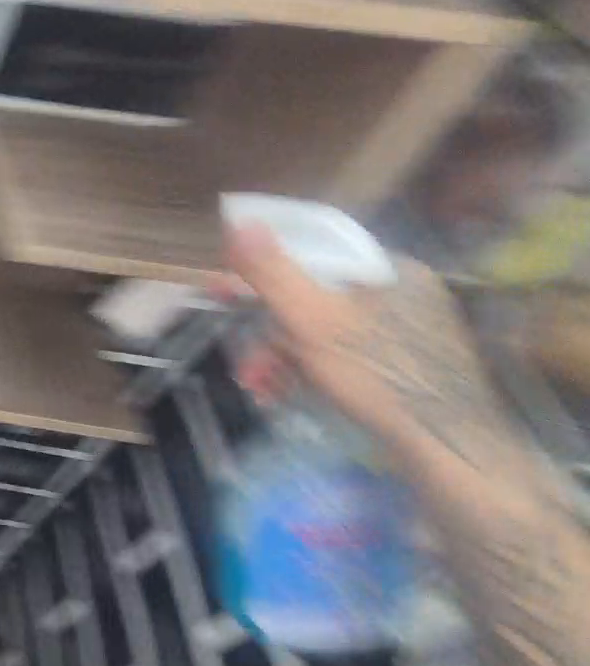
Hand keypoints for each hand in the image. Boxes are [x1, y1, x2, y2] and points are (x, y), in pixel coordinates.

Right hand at [225, 223, 501, 455]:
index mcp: (388, 271)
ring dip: (278, 357)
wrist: (444, 444)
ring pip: (319, 330)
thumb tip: (240, 221)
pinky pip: (337, 353)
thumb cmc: (376, 373)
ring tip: (259, 385)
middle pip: (310, 297)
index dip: (261, 270)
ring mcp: (403, 330)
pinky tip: (284, 392)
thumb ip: (273, 271)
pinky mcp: (400, 363)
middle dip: (266, 332)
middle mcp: (399, 293)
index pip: (313, 254)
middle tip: (243, 359)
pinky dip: (304, 369)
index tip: (221, 291)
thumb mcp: (312, 319)